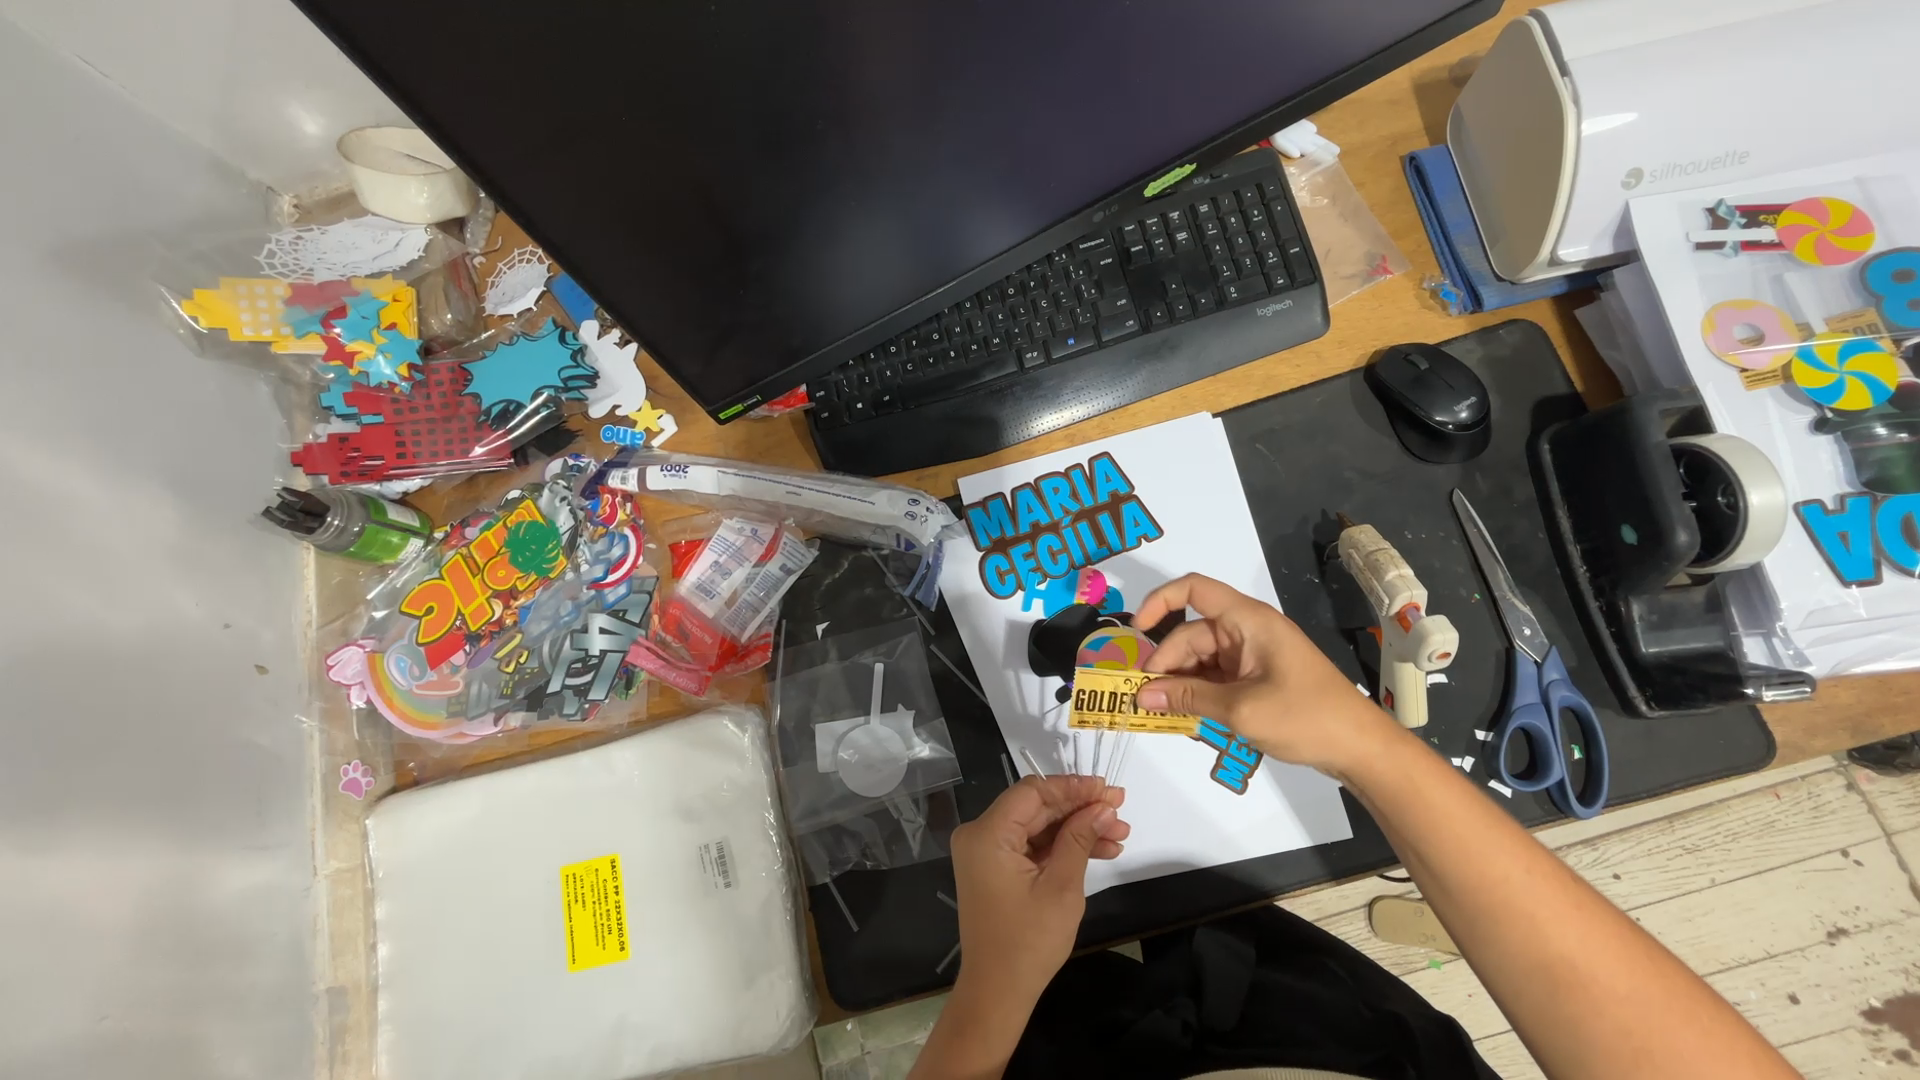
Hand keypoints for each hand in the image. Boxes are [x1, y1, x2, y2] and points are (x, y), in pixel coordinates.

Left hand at [948, 775, 1129, 1006]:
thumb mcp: (1062, 887)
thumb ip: (1080, 839)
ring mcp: (987, 851)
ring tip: (1120, 834)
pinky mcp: (996, 867)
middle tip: (1120, 809)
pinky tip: (1101, 849)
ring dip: (1077, 827)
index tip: (1107, 790)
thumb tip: (1103, 807)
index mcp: (987, 834)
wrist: (999, 991)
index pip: (1033, 792)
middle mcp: (980, 834)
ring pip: (1038, 825)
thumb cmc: (1029, 942)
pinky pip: (1032, 844)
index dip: (1072, 787)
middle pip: (1036, 807)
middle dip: (1080, 808)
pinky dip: (1062, 846)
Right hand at [1132, 573, 1397, 773]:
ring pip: (1199, 660)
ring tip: (1161, 714)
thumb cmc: (1305, 717)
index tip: (1136, 633)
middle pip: (1191, 635)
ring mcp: (1251, 656)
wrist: (1360, 747)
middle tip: (1143, 698)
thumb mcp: (1240, 710)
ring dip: (1180, 683)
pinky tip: (1185, 718)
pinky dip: (1198, 695)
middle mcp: (1246, 631)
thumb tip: (1140, 696)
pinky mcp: (1255, 679)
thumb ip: (1187, 699)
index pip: (1194, 589)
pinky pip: (1215, 678)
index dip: (1159, 601)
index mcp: (1248, 621)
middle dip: (1165, 664)